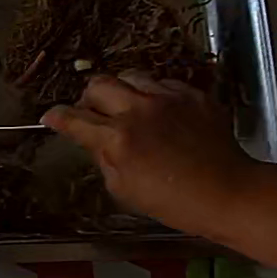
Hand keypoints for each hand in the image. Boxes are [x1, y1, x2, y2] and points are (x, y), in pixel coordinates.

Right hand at [43, 73, 265, 237]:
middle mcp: (139, 110)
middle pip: (98, 85)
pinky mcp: (192, 94)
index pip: (74, 119)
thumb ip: (103, 158)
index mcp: (117, 139)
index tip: (50, 118)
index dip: (57, 117)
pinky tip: (157, 112)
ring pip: (129, 75)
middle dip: (87, 99)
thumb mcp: (123, 188)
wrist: (227, 192)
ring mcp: (168, 97)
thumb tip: (94, 140)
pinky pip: (162, 83)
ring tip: (124, 106)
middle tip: (91, 113)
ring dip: (119, 90)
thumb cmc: (172, 202)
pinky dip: (151, 94)